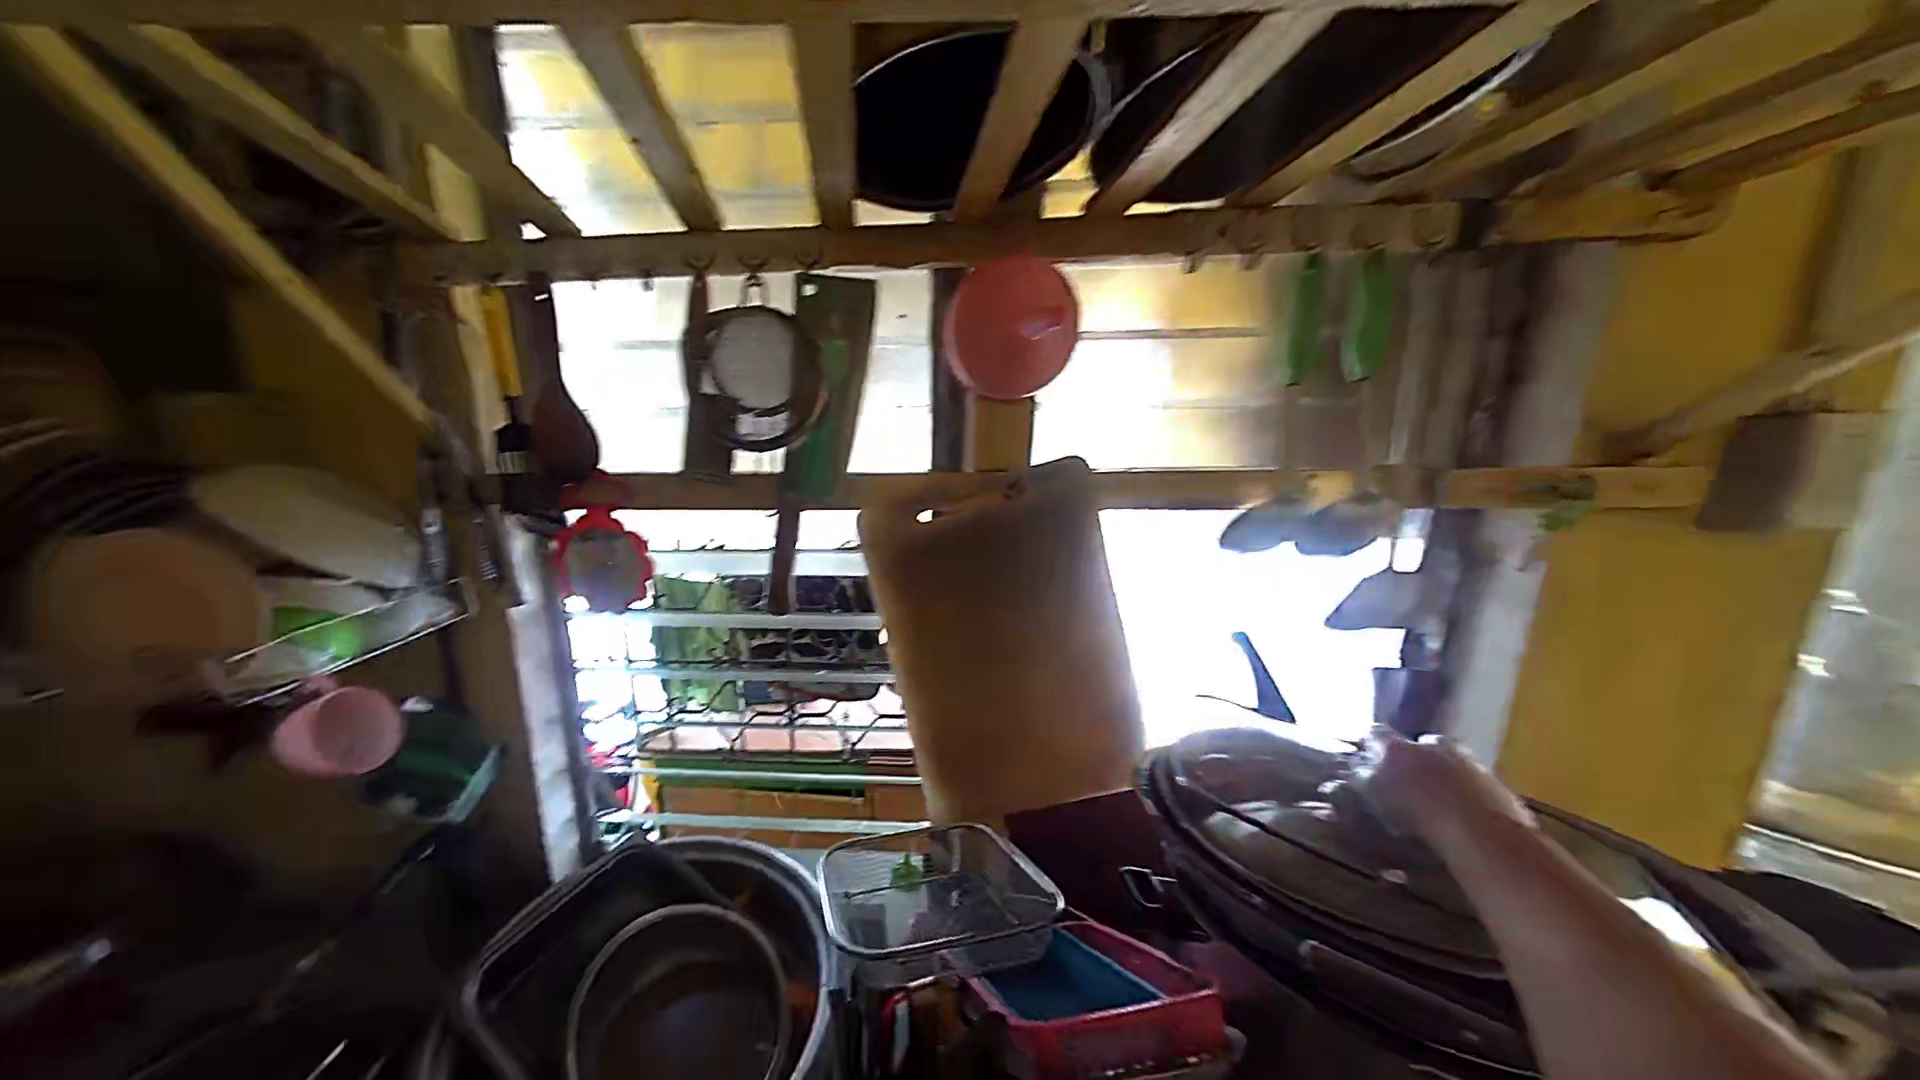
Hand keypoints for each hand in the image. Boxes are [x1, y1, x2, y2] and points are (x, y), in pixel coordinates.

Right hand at [1354, 729, 1533, 842]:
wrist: (1481, 835)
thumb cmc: (1417, 816)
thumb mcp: (1377, 799)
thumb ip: (1364, 780)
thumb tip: (1359, 771)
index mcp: (1397, 749)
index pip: (1375, 733)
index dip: (1371, 743)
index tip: (1368, 755)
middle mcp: (1432, 746)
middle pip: (1420, 742)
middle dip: (1415, 755)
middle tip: (1411, 776)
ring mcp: (1468, 761)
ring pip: (1451, 757)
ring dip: (1445, 769)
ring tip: (1442, 794)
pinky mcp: (1496, 782)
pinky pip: (1477, 778)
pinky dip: (1469, 788)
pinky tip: (1466, 810)